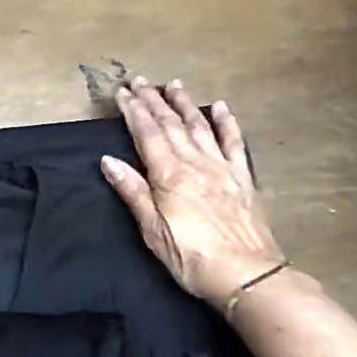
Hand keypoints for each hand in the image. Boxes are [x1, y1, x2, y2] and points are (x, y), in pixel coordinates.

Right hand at [102, 79, 284, 305]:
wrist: (248, 275)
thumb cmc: (193, 259)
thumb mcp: (153, 232)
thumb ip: (133, 192)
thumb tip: (108, 161)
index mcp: (169, 175)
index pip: (147, 134)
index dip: (133, 111)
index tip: (123, 93)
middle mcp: (195, 163)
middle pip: (171, 124)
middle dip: (153, 100)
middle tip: (140, 81)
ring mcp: (222, 167)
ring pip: (200, 126)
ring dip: (185, 104)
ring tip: (173, 84)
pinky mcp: (243, 177)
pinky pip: (234, 142)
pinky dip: (227, 122)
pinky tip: (221, 107)